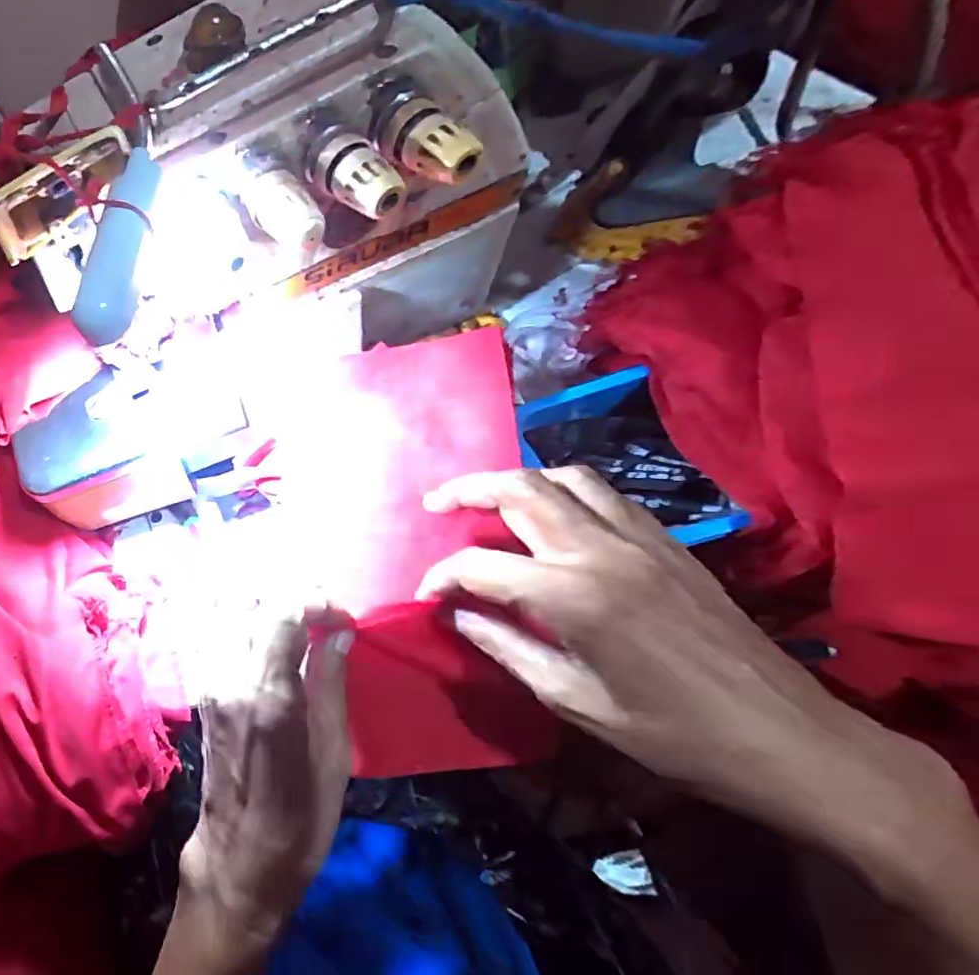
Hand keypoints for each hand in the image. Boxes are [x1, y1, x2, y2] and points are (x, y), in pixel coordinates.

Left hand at [156, 605, 351, 974]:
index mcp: (269, 694)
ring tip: (288, 615)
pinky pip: (206, 633)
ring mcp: (206, 680)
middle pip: (247, 604)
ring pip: (220, 611)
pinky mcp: (197, 689)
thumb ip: (330, 684)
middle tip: (318, 612)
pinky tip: (250, 623)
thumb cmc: (302, 815)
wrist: (240, 852)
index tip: (343, 618)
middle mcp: (229, 677)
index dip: (315, 602)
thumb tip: (338, 634)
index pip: (282, 613)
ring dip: (255, 601)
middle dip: (286, 595)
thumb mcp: (334, 755)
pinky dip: (228, 616)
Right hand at [418, 467, 978, 964]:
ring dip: (515, 481)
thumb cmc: (672, 734)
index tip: (426, 597)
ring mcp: (641, 542)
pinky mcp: (669, 546)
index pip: (479, 566)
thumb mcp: (572, 699)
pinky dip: (562, 492)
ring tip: (487, 499)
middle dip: (464, 490)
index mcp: (572, 596)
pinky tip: (550, 517)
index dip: (441, 577)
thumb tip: (455, 615)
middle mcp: (601, 553)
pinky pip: (604, 496)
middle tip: (434, 505)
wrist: (794, 742)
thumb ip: (503, 647)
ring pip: (564, 478)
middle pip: (518, 490)